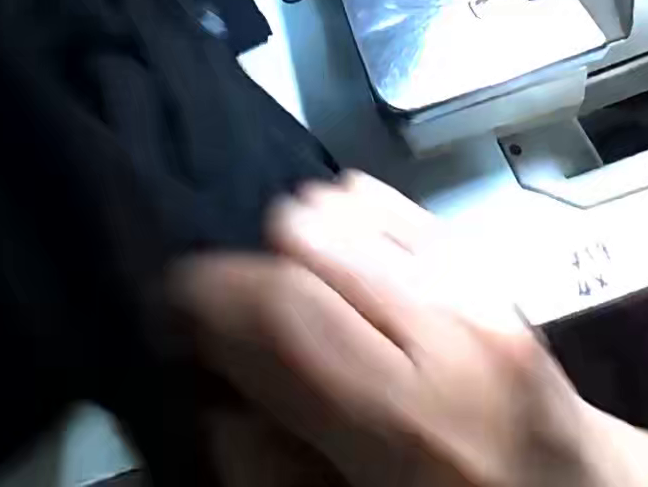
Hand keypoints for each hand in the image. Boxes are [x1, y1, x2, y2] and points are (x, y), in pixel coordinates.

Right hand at [174, 173, 602, 486]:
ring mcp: (469, 278)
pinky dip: (337, 219)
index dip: (208, 290)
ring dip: (298, 240)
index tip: (173, 296)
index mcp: (412, 425)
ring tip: (306, 290)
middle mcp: (446, 330)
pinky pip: (370, 192)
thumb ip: (259, 455)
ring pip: (332, 199)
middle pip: (303, 231)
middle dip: (251, 262)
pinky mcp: (475, 250)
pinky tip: (346, 267)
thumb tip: (204, 370)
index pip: (283, 309)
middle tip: (246, 309)